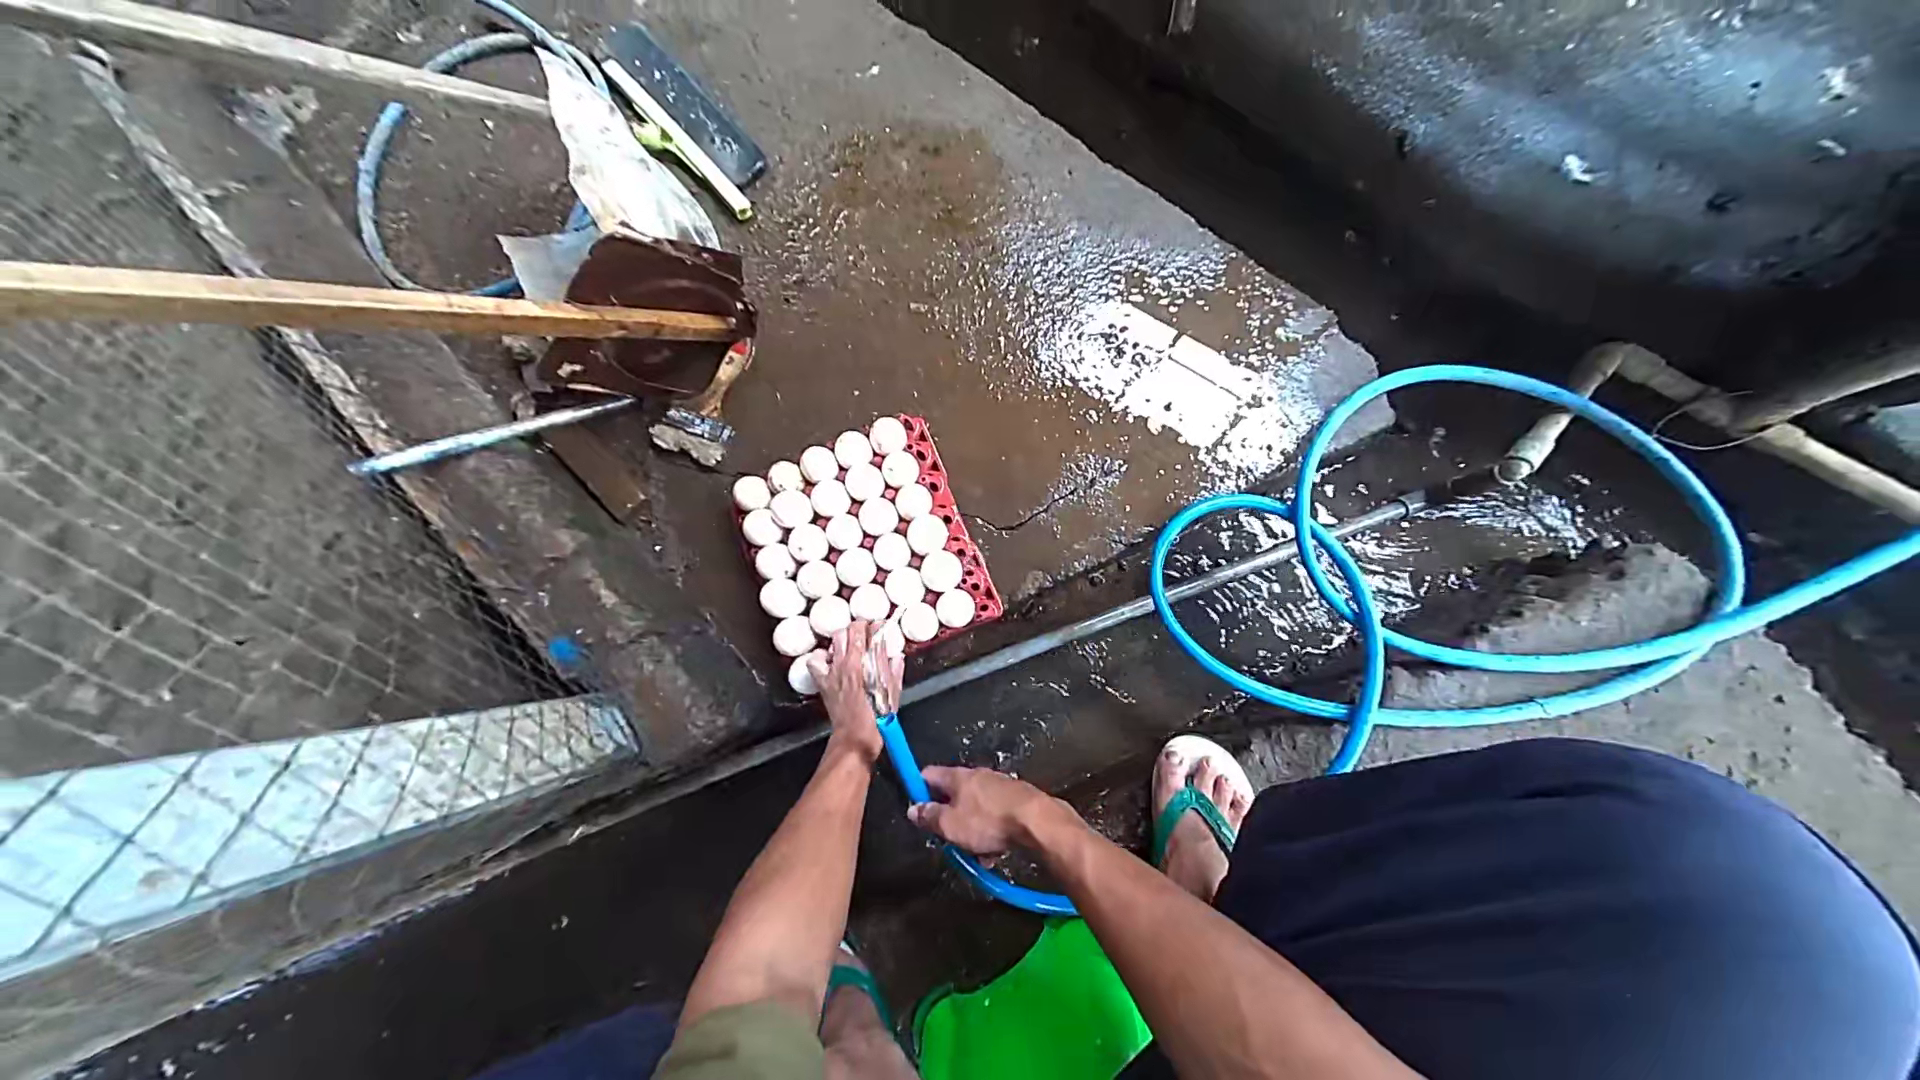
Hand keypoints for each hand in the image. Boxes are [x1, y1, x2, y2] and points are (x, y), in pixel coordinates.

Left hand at [809, 621, 900, 765]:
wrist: (855, 738)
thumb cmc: (877, 719)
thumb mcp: (893, 692)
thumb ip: (894, 670)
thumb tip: (896, 656)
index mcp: (865, 664)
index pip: (868, 631)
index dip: (876, 626)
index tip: (881, 627)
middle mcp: (846, 663)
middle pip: (850, 630)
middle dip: (859, 628)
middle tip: (867, 633)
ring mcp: (832, 671)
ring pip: (834, 640)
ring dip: (843, 638)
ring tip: (850, 645)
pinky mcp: (823, 681)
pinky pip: (816, 660)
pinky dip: (822, 656)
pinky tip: (831, 660)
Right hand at [908, 766, 1062, 855]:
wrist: (1037, 823)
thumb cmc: (989, 822)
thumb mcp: (950, 825)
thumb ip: (930, 817)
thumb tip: (914, 809)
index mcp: (957, 776)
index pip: (928, 774)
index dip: (918, 789)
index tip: (917, 808)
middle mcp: (978, 775)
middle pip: (953, 794)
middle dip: (949, 818)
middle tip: (949, 839)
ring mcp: (999, 786)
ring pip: (976, 809)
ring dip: (972, 830)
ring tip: (978, 853)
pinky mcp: (1017, 800)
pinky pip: (995, 816)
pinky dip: (992, 832)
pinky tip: (996, 851)